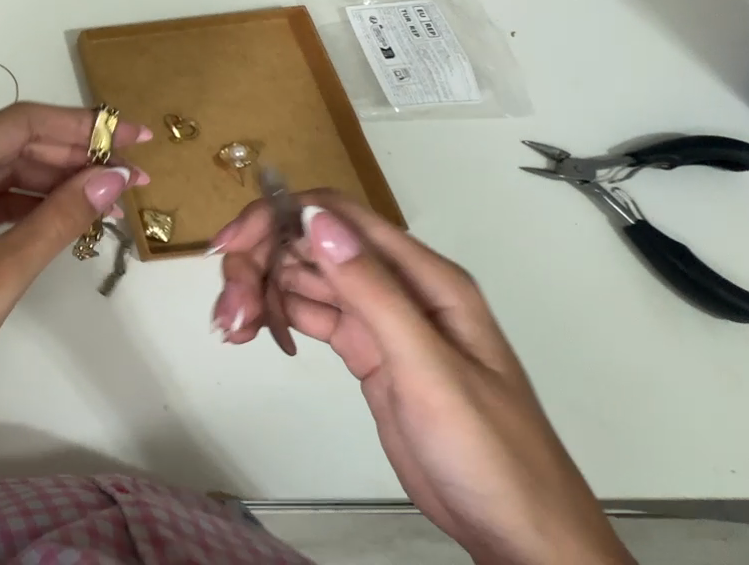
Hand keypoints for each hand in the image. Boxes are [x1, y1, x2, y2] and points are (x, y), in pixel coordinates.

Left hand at [0, 103, 149, 448]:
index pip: (21, 123)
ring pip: (4, 171)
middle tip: (135, 171)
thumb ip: (59, 218)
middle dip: (74, 154)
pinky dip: (30, 204)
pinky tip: (69, 214)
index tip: (135, 137)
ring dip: (55, 180)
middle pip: (13, 143)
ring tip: (113, 194)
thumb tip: (113, 178)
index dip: (81, 125)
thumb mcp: (4, 268)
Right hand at [210, 191, 632, 564]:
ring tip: (235, 330)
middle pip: (307, 246)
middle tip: (232, 312)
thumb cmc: (489, 452)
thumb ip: (371, 290)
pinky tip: (253, 337)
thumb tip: (313, 219)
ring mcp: (379, 319)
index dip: (274, 220)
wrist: (520, 535)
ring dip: (259, 294)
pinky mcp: (363, 349)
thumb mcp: (427, 368)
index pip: (335, 217)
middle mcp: (397, 287)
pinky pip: (306, 314)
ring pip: (300, 279)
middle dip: (258, 267)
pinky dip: (273, 318)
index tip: (228, 249)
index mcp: (423, 278)